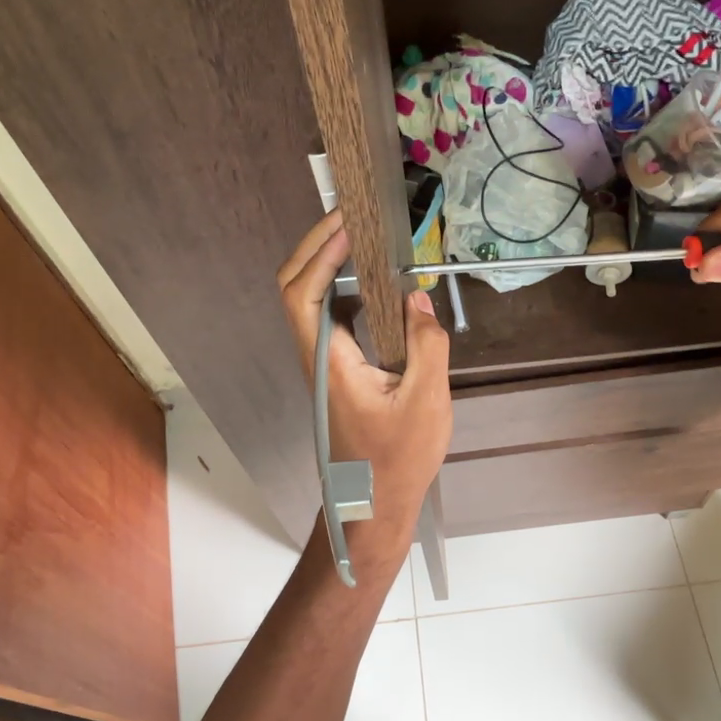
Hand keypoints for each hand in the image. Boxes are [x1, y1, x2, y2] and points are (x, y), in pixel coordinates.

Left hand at [278, 212, 452, 515]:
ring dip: (326, 262)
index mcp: (328, 362)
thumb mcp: (426, 401)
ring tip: (360, 235)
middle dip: (315, 245)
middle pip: (294, 288)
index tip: (348, 223)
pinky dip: (343, 287)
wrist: (374, 505)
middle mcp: (317, 357)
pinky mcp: (338, 371)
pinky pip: (331, 317)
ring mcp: (324, 364)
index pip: (303, 294)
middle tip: (349, 215)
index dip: (319, 252)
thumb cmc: (398, 460)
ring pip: (309, 301)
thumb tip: (417, 298)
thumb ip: (426, 345)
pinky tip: (372, 279)